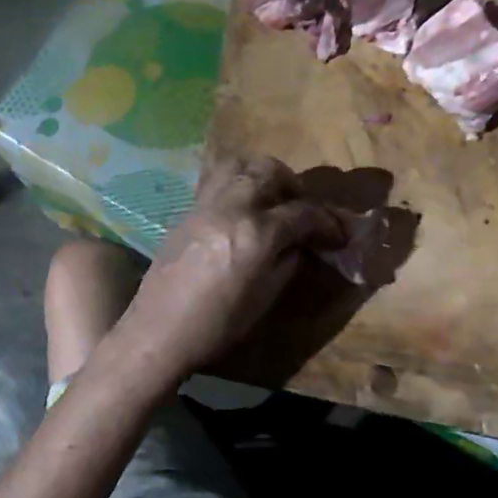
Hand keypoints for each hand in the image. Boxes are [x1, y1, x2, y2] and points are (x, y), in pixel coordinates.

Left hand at [111, 156, 351, 376]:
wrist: (158, 331)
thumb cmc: (217, 326)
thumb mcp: (265, 298)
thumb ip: (290, 262)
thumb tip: (303, 243)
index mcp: (257, 233)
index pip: (303, 212)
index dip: (329, 223)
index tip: (339, 236)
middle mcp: (230, 209)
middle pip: (269, 171)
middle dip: (293, 186)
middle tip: (301, 211)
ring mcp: (202, 207)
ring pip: (237, 166)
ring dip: (260, 176)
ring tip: (269, 202)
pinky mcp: (184, 214)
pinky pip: (213, 183)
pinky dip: (234, 185)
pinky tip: (239, 212)